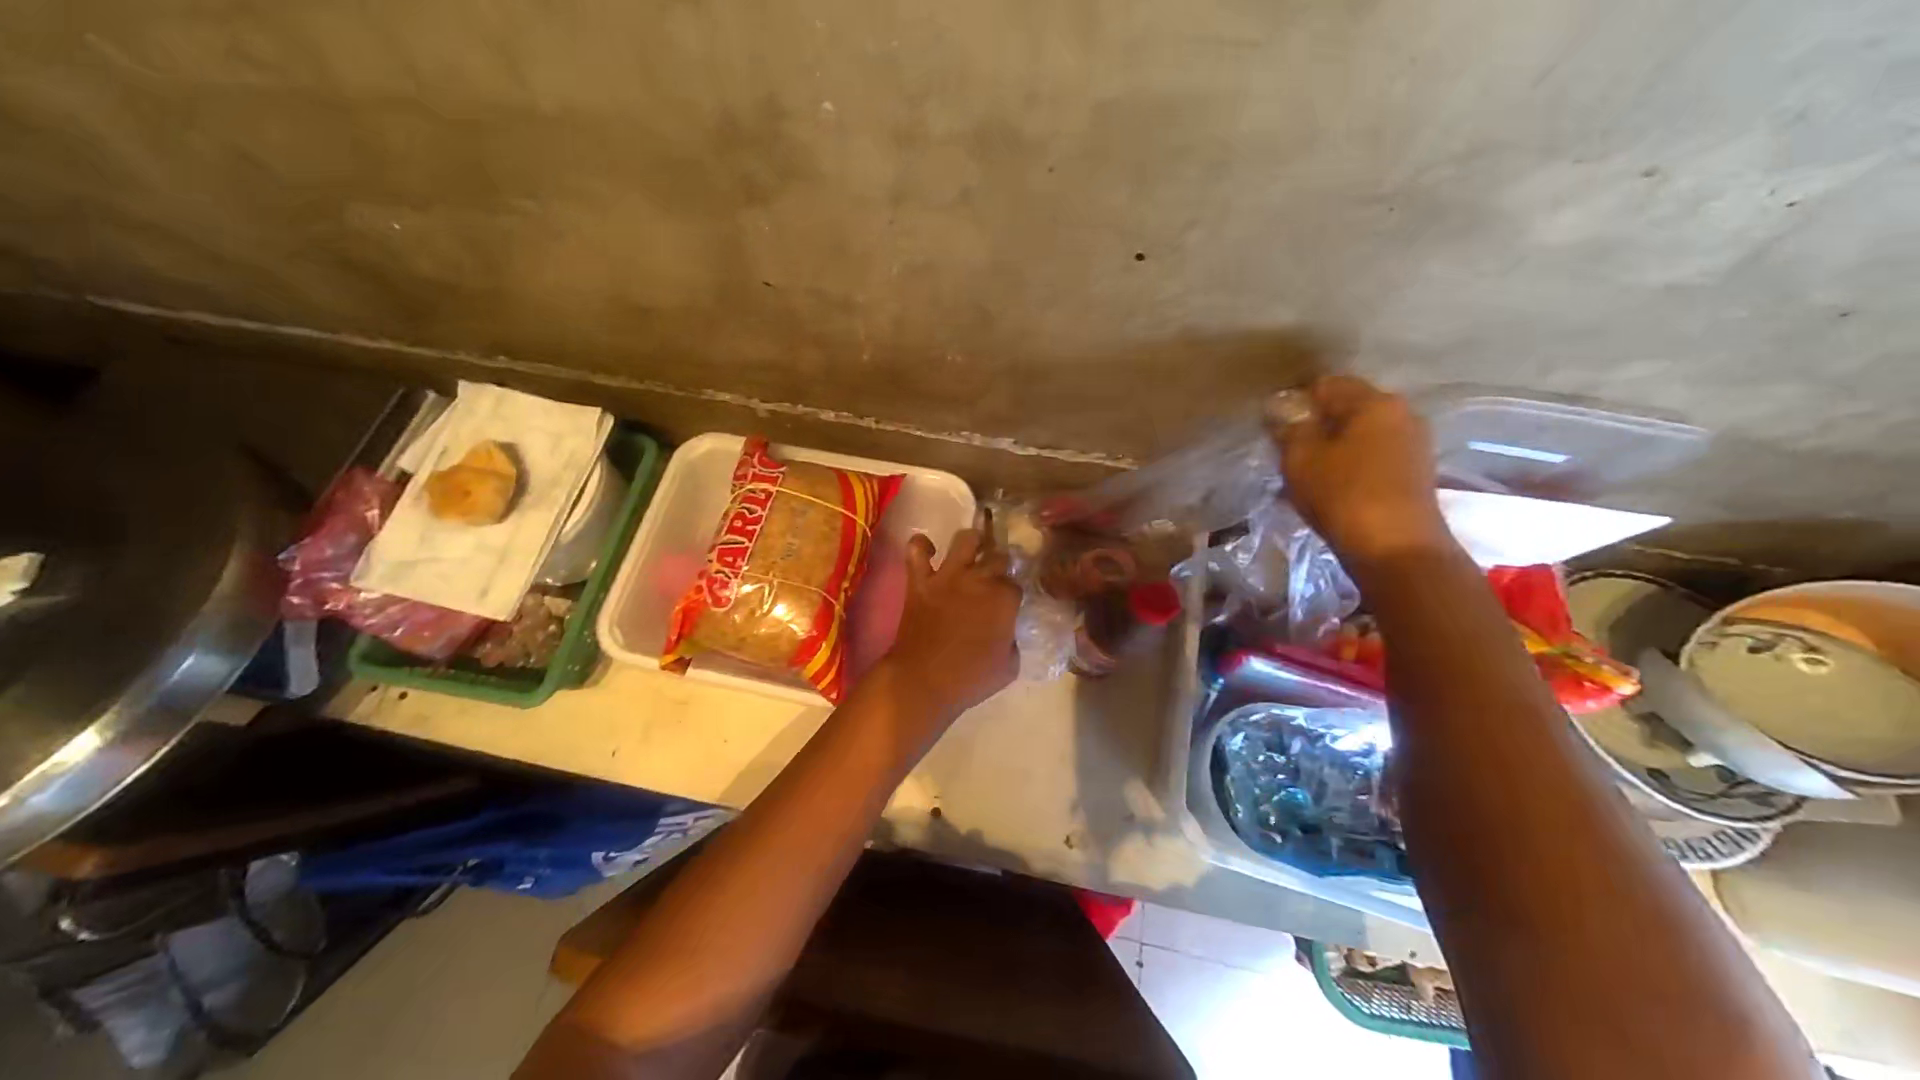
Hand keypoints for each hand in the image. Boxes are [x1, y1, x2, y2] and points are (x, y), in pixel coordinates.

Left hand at [878, 528, 1021, 723]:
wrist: (923, 680)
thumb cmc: (970, 679)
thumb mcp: (1009, 666)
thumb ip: (1012, 640)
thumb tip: (1005, 631)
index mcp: (1004, 599)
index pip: (1016, 584)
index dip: (1012, 593)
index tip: (1009, 603)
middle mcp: (979, 579)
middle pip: (997, 556)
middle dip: (999, 564)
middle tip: (995, 576)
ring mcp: (947, 576)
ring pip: (965, 540)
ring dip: (972, 543)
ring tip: (972, 551)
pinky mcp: (920, 580)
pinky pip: (917, 549)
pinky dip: (922, 545)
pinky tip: (929, 551)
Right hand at [1272, 375, 1452, 565]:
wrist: (1396, 549)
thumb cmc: (1344, 495)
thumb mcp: (1301, 458)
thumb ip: (1289, 428)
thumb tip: (1280, 407)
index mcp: (1374, 401)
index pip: (1326, 385)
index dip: (1295, 403)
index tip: (1274, 428)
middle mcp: (1401, 414)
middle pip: (1347, 410)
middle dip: (1315, 427)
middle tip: (1286, 453)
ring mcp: (1413, 445)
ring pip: (1359, 436)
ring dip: (1331, 450)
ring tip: (1304, 475)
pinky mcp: (1415, 474)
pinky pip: (1372, 459)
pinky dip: (1348, 468)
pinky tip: (1329, 490)